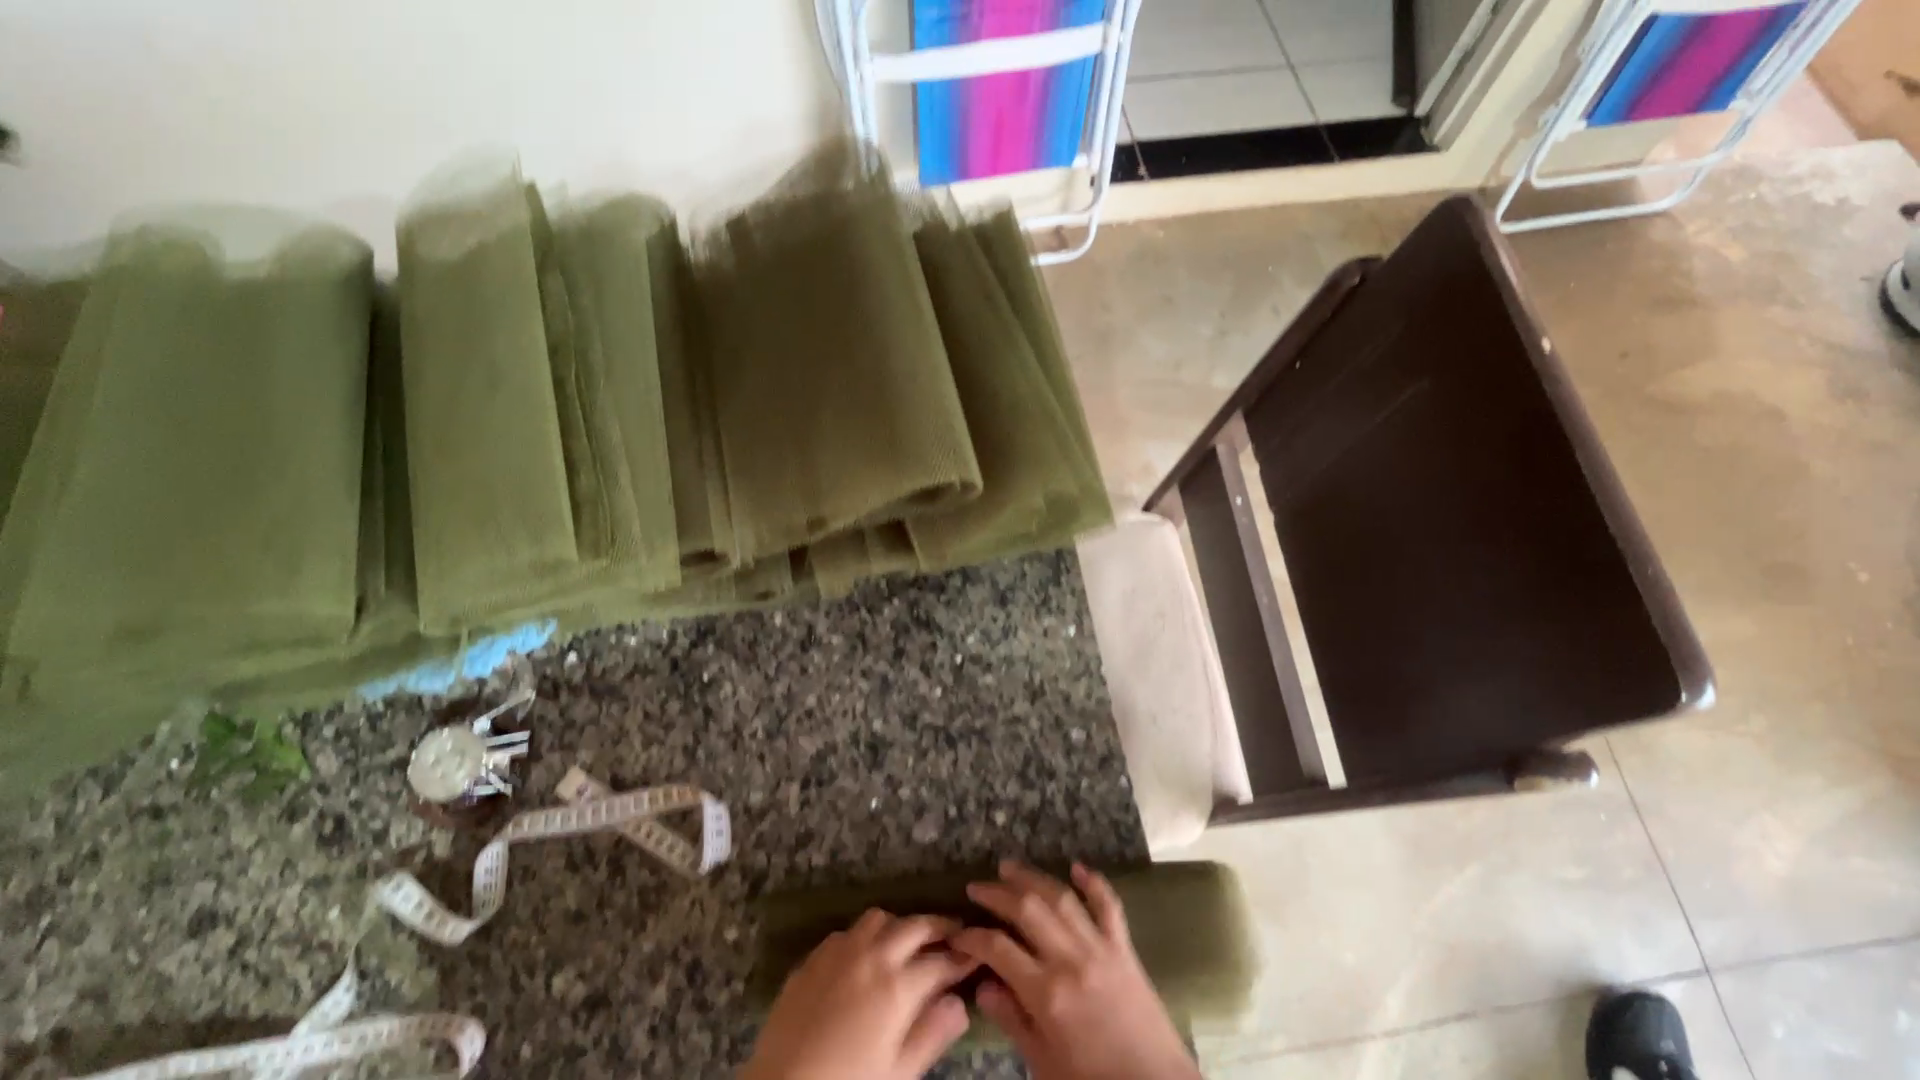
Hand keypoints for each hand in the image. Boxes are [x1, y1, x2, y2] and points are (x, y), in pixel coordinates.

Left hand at [743, 909, 976, 1079]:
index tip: (978, 955)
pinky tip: (865, 954)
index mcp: (897, 987)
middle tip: (955, 936)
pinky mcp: (811, 960)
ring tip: (910, 942)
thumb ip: (931, 1034)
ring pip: (878, 919)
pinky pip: (845, 932)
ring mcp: (837, 954)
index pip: (942, 961)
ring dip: (900, 925)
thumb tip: (959, 1004)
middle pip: (915, 927)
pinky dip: (865, 935)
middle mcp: (870, 957)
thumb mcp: (898, 1072)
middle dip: (940, 928)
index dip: (964, 957)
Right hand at [951, 861, 1199, 1079]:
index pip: (997, 949)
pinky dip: (1094, 883)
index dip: (972, 937)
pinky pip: (1109, 906)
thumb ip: (1011, 1019)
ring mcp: (1100, 949)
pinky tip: (1077, 867)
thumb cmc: (1091, 1079)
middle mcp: (1071, 960)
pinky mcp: (1124, 949)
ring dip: (1033, 878)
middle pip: (1027, 911)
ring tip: (1009, 867)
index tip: (956, 934)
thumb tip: (982, 985)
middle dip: (997, 894)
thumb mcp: (1042, 1061)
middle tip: (975, 887)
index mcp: (1046, 993)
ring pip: (1062, 900)